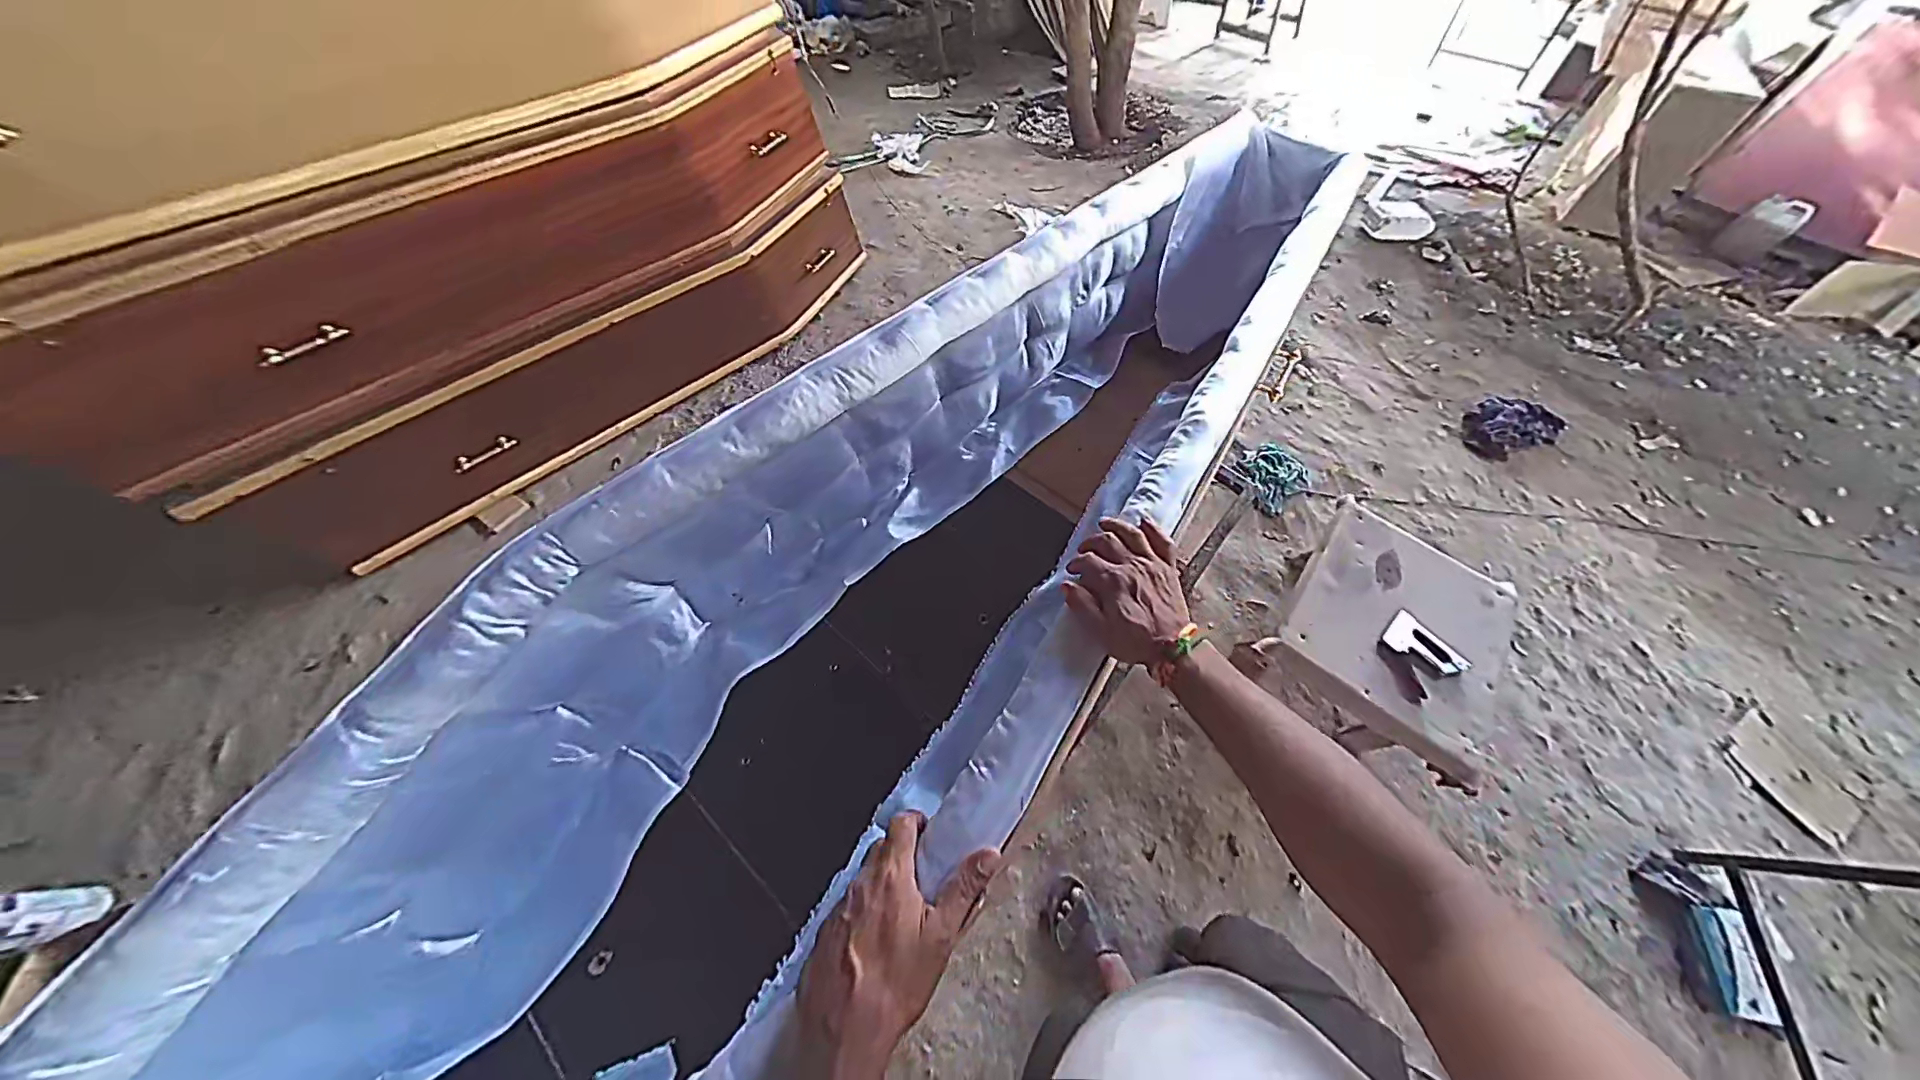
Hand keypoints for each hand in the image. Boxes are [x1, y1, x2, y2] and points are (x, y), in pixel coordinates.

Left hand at [794, 812, 1002, 1078]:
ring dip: (882, 883)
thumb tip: (988, 856)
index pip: (901, 824)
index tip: (929, 835)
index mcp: (891, 875)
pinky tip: (875, 938)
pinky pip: (849, 904)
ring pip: (864, 877)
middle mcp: (861, 882)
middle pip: (882, 848)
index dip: (916, 822)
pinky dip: (863, 909)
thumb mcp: (941, 935)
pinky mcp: (826, 928)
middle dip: (902, 854)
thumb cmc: (895, 983)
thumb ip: (964, 889)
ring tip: (901, 913)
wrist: (844, 1028)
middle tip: (922, 876)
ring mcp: (840, 904)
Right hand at [1062, 517, 1190, 665]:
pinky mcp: (1168, 569)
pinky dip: (1153, 529)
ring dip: (1116, 526)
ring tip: (1105, 523)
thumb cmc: (1137, 642)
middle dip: (1091, 542)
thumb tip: (1068, 587)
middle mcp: (1132, 567)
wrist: (1172, 649)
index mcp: (1113, 582)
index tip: (1073, 569)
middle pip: (1107, 541)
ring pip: (1132, 534)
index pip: (1088, 561)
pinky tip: (1144, 522)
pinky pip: (1162, 542)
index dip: (1077, 562)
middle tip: (1084, 549)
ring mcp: (1152, 565)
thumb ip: (1082, 605)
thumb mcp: (1101, 630)